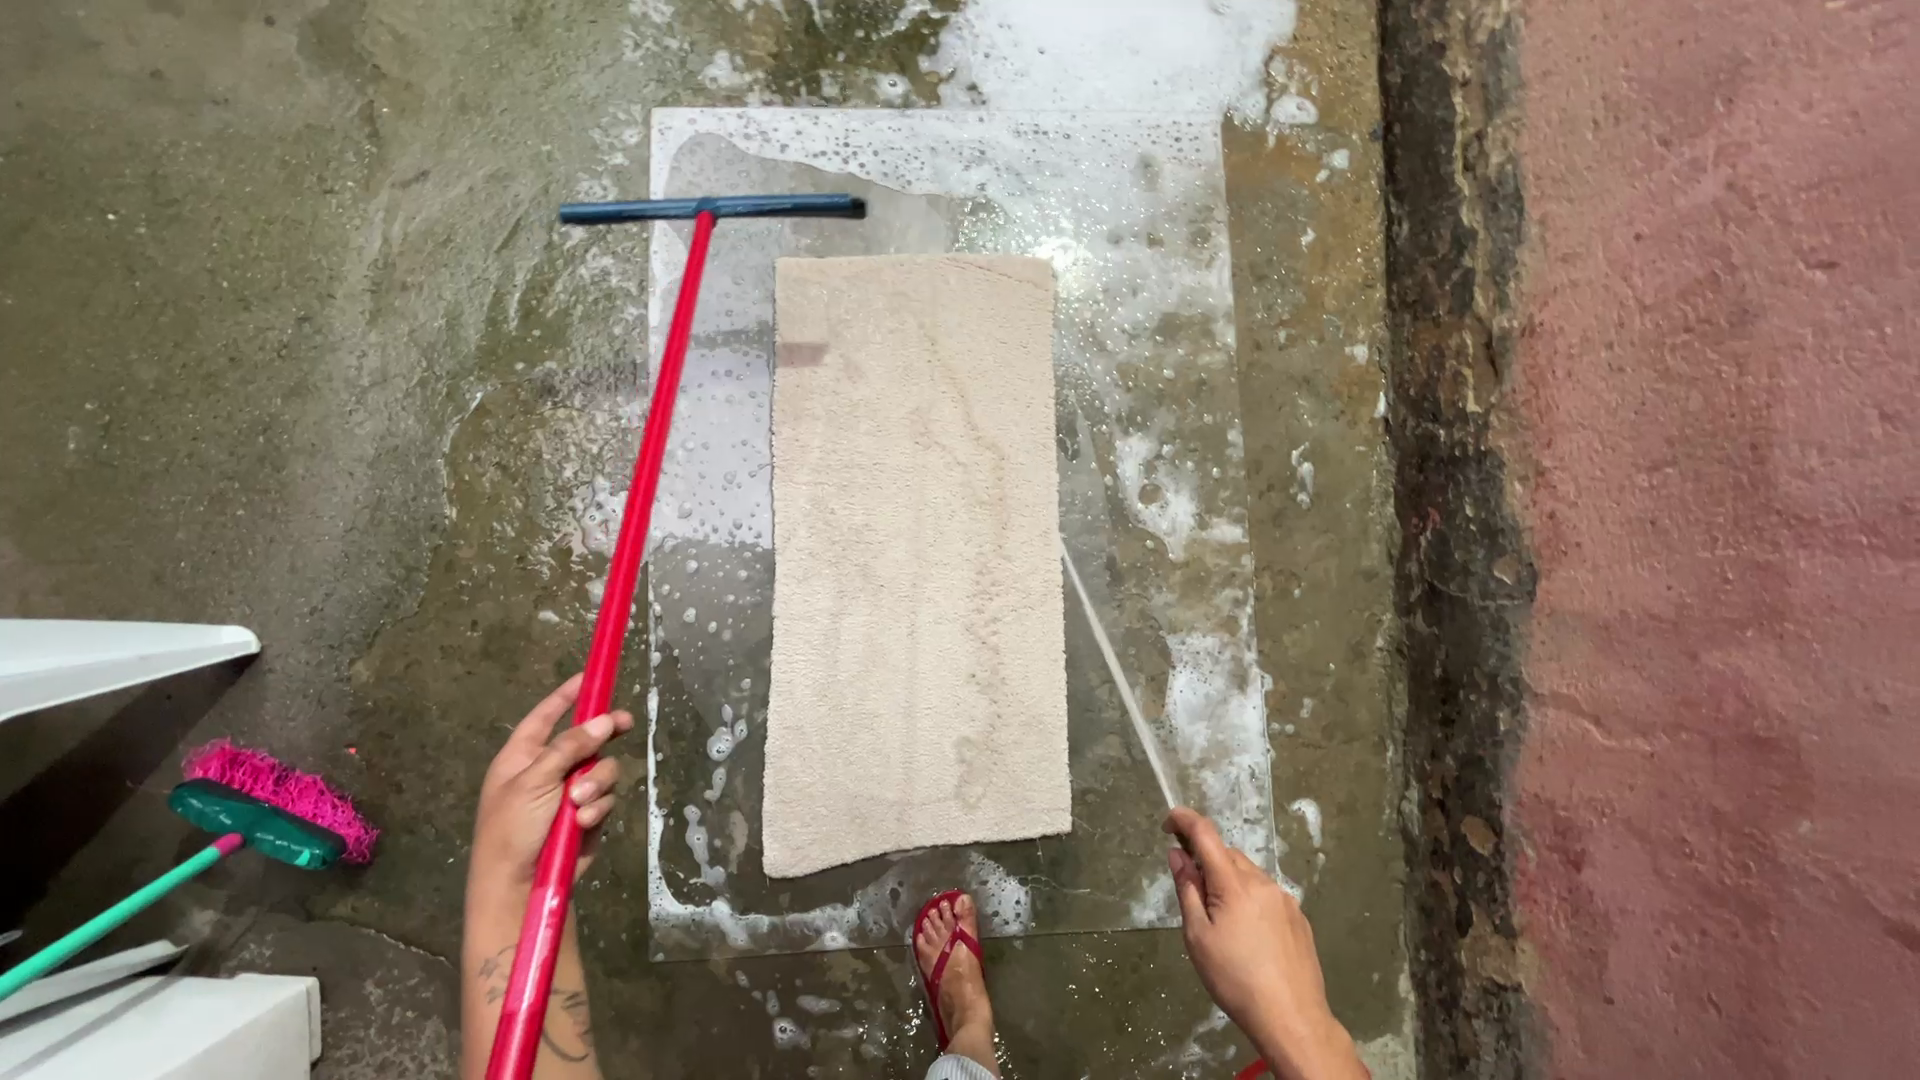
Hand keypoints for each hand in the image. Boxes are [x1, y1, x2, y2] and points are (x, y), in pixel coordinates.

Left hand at [471, 675, 633, 890]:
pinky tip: (583, 823)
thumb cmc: (512, 829)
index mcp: (522, 757)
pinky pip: (606, 797)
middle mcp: (548, 770)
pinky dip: (598, 807)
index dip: (567, 696)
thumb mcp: (535, 782)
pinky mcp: (588, 814)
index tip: (590, 677)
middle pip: (586, 739)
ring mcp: (569, 792)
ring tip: (580, 803)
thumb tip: (605, 719)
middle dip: (604, 735)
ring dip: (597, 783)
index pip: (545, 716)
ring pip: (603, 768)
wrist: (518, 886)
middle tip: (626, 724)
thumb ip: (571, 747)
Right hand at [1164, 807, 1366, 1079]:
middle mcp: (1262, 882)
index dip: (1183, 820)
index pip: (1206, 833)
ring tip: (1222, 922)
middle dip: (1206, 861)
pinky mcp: (1299, 918)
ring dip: (1229, 881)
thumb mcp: (1198, 937)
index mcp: (1234, 884)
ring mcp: (1285, 899)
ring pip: (1248, 874)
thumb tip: (1177, 854)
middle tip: (1193, 891)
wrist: (1293, 1020)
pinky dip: (1249, 899)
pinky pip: (1266, 894)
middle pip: (1227, 854)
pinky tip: (1248, 934)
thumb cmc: (1235, 979)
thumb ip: (1187, 889)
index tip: (1167, 824)